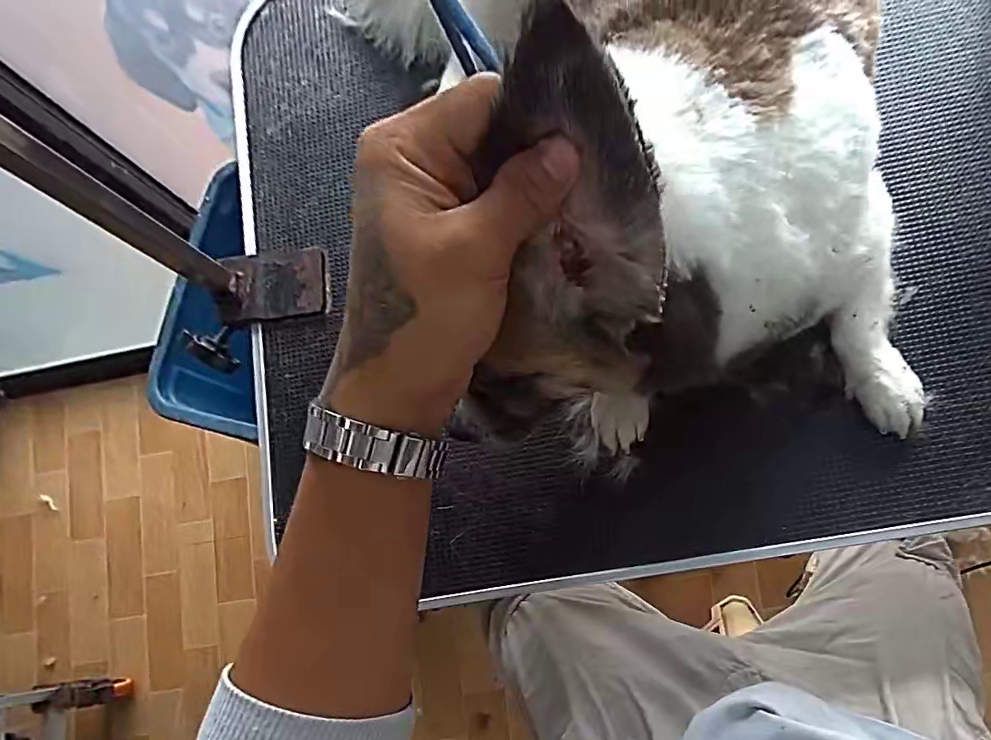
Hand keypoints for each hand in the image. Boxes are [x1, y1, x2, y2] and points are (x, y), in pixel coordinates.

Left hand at [322, 74, 579, 435]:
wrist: (400, 385)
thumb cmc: (425, 317)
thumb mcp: (475, 250)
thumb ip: (521, 194)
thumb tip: (568, 150)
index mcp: (403, 148)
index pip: (481, 102)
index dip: (533, 118)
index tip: (583, 147)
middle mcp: (415, 163)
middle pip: (492, 137)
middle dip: (540, 160)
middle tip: (590, 183)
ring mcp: (433, 201)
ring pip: (500, 176)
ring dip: (538, 195)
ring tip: (581, 209)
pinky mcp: (451, 234)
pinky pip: (496, 211)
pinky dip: (526, 221)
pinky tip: (559, 231)